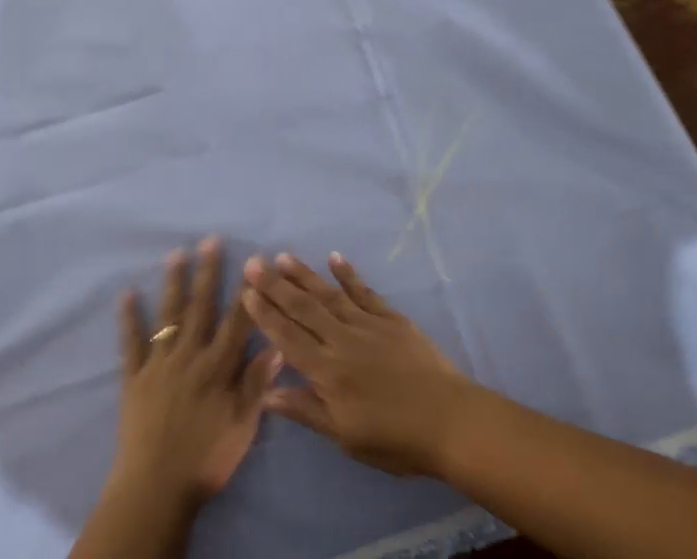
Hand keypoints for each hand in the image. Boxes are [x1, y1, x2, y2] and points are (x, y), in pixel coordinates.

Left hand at [112, 238, 278, 503]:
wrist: (155, 487)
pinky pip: (131, 342)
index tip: (255, 262)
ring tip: (176, 253)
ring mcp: (159, 364)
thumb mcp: (243, 426)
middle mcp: (190, 357)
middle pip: (202, 307)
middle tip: (211, 240)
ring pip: (169, 316)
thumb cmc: (206, 459)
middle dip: (208, 272)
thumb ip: (257, 385)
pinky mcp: (134, 378)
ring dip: (173, 283)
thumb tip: (277, 345)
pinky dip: (129, 317)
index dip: (248, 291)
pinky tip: (127, 294)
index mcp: (218, 368)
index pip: (238, 321)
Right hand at [242, 252, 478, 475]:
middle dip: (276, 287)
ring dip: (305, 275)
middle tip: (253, 264)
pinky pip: (366, 292)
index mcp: (329, 373)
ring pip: (330, 296)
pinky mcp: (394, 320)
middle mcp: (344, 342)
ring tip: (283, 256)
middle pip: (304, 310)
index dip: (265, 316)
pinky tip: (334, 258)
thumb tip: (267, 394)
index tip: (245, 293)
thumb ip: (307, 411)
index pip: (288, 339)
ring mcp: (370, 326)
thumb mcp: (346, 437)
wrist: (451, 420)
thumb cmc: (396, 439)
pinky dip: (349, 275)